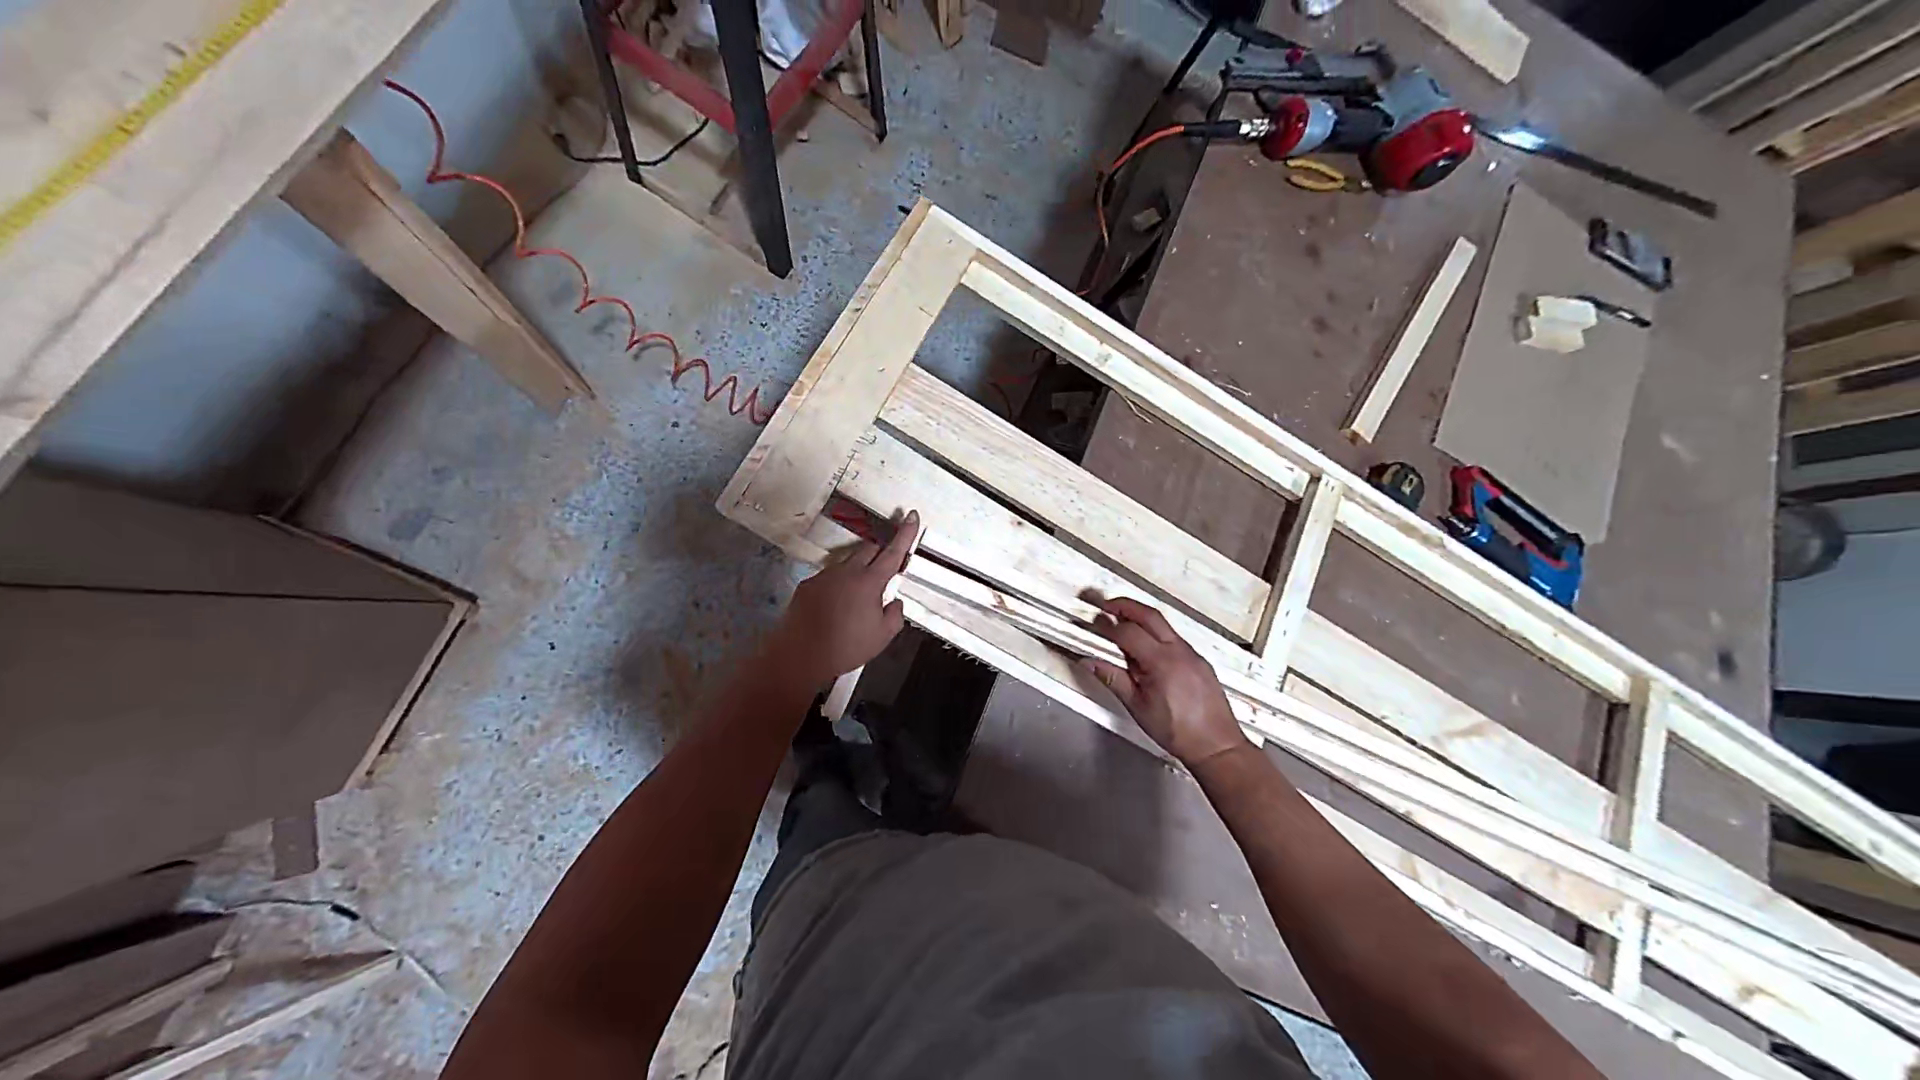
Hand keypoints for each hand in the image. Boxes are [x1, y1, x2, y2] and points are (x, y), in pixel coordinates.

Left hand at [765, 511, 919, 687]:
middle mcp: (846, 572)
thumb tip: (894, 603)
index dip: (906, 533)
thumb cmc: (844, 647)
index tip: (911, 517)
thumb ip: (895, 614)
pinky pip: (828, 578)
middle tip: (886, 572)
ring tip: (857, 603)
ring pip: (847, 564)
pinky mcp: (808, 585)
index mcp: (869, 582)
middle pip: (869, 549)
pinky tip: (836, 609)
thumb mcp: (883, 636)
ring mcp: (824, 576)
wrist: (800, 655)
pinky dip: (837, 587)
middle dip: (880, 555)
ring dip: (857, 574)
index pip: (893, 552)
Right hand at [1084, 597, 1249, 767]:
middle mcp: (1179, 652)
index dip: (1107, 625)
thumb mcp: (1137, 706)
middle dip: (1125, 605)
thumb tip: (1091, 663)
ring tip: (1123, 623)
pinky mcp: (1199, 662)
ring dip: (1141, 618)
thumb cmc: (1180, 732)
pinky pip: (1174, 638)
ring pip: (1164, 625)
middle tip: (1106, 604)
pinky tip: (1147, 647)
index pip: (1128, 632)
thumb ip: (1112, 679)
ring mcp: (1192, 655)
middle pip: (1149, 615)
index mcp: (1161, 662)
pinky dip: (1156, 634)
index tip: (1095, 623)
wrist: (1216, 745)